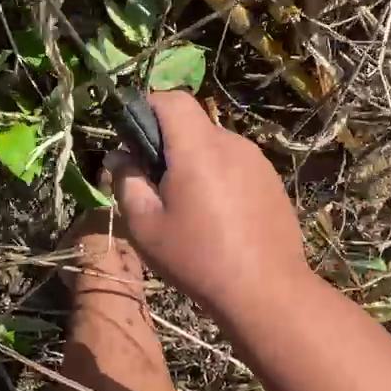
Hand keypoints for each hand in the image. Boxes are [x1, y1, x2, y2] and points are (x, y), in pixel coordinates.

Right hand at [107, 91, 308, 320]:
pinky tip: (215, 219)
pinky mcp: (271, 181)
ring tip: (185, 208)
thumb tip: (119, 156)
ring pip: (214, 147)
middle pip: (193, 125)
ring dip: (193, 164)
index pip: (171, 100)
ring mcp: (257, 161)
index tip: (131, 138)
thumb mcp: (145, 226)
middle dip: (167, 144)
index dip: (146, 107)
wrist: (265, 290)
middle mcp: (232, 144)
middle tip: (152, 185)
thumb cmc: (196, 258)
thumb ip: (127, 183)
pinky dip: (217, 178)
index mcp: (197, 148)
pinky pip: (235, 166)